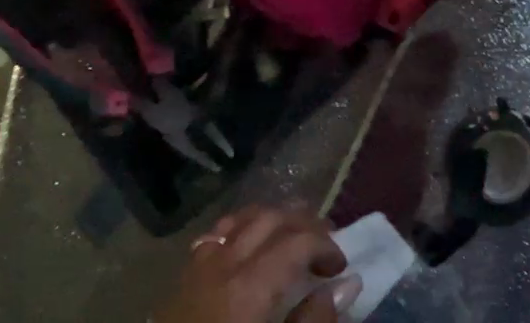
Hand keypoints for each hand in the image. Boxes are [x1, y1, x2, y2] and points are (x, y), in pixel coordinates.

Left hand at [156, 206, 359, 322]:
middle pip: (272, 219)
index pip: (298, 241)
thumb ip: (312, 322)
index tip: (340, 269)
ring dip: (274, 219)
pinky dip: (241, 228)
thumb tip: (346, 284)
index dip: (326, 247)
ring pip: (243, 218)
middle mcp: (226, 264)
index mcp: (250, 288)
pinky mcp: (182, 278)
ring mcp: (200, 266)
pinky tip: (249, 244)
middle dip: (305, 224)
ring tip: (293, 235)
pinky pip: (216, 234)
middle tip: (325, 243)